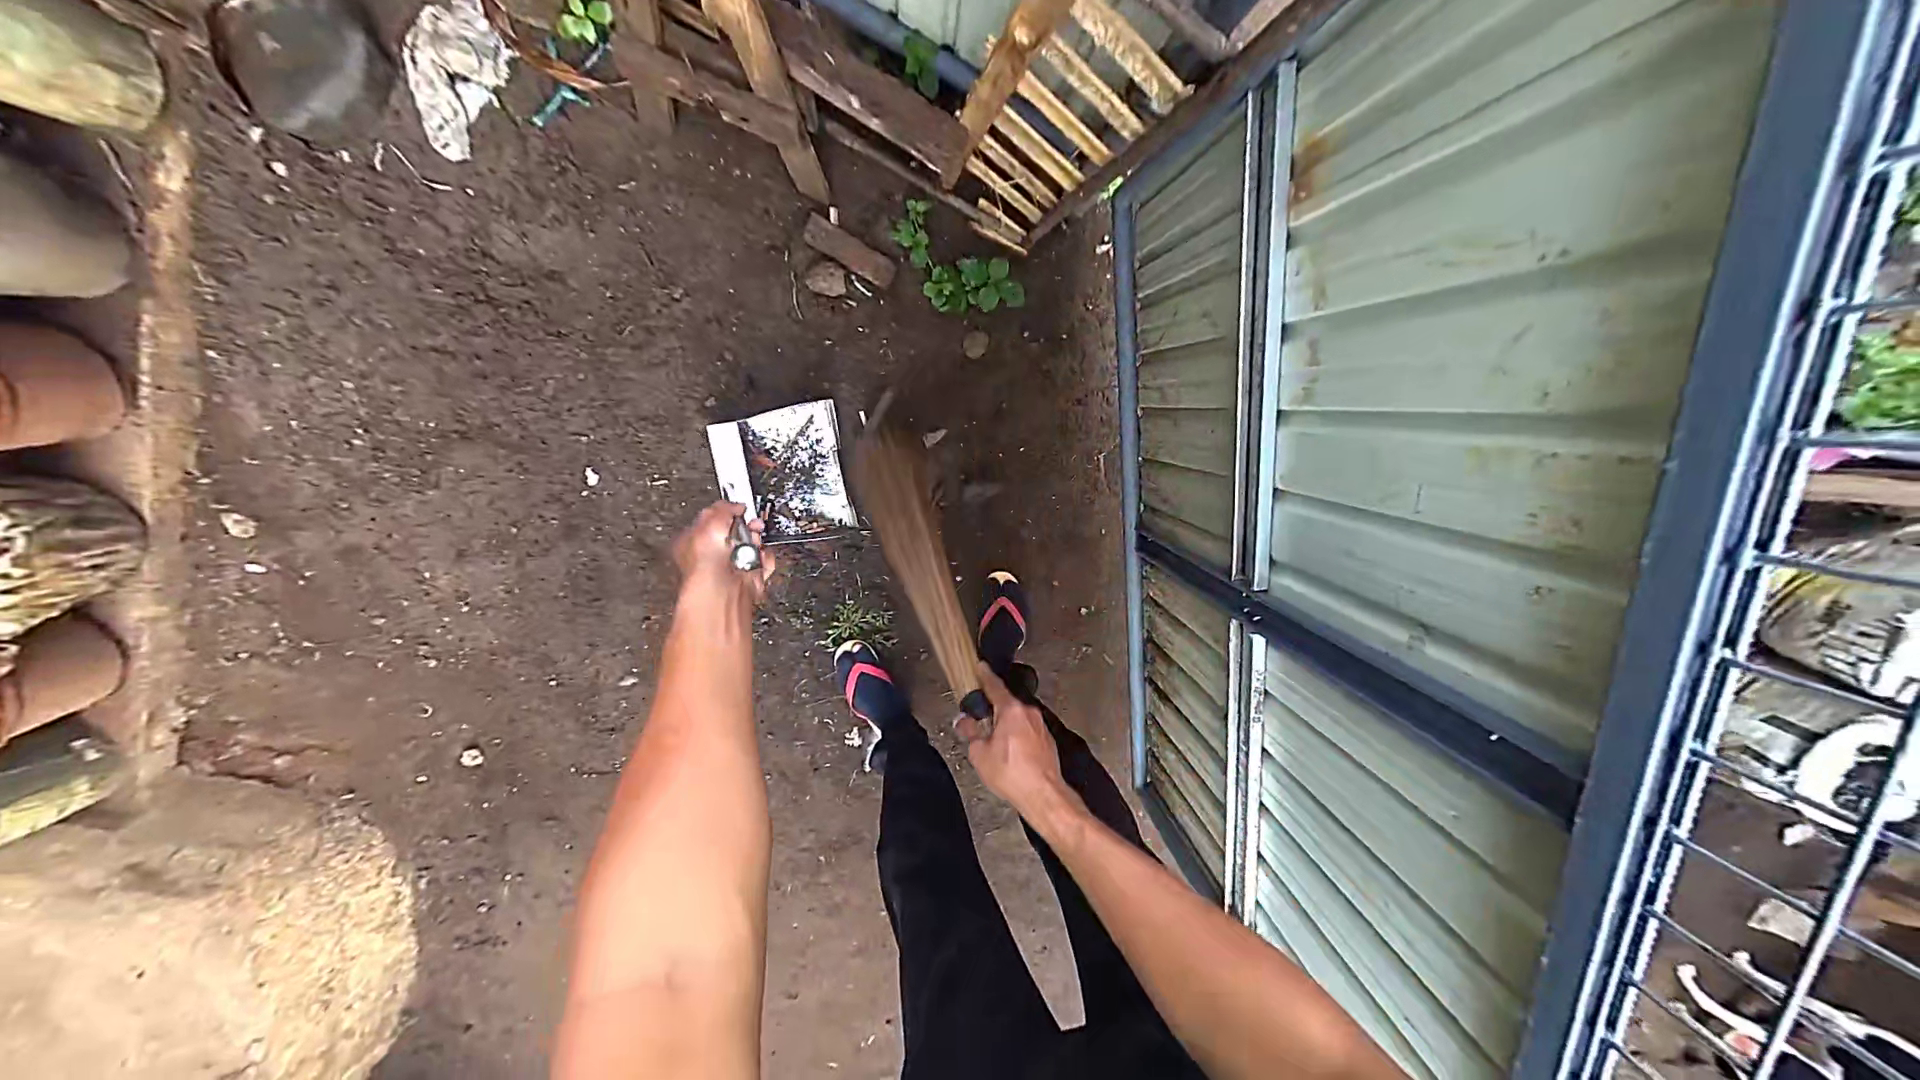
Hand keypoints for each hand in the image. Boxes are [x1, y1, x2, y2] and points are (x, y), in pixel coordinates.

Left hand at [673, 501, 776, 604]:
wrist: (722, 589)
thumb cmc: (705, 563)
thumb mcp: (710, 520)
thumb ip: (724, 508)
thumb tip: (736, 505)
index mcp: (693, 541)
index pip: (713, 520)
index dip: (727, 513)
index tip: (738, 509)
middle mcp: (712, 555)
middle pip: (737, 531)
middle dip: (747, 527)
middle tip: (750, 526)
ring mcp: (732, 566)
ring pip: (753, 545)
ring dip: (757, 542)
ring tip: (753, 545)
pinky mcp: (750, 577)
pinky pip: (764, 560)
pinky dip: (765, 558)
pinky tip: (758, 559)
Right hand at [956, 662, 1077, 822]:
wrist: (1043, 794)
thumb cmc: (1012, 773)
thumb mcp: (980, 753)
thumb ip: (970, 733)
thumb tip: (963, 723)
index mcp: (1011, 710)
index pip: (994, 685)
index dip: (984, 675)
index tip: (980, 667)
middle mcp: (1028, 713)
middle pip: (1006, 703)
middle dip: (992, 709)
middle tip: (979, 717)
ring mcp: (1040, 726)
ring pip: (1017, 718)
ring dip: (1005, 724)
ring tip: (993, 742)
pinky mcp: (1046, 740)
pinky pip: (1027, 730)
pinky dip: (1017, 735)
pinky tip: (1009, 752)